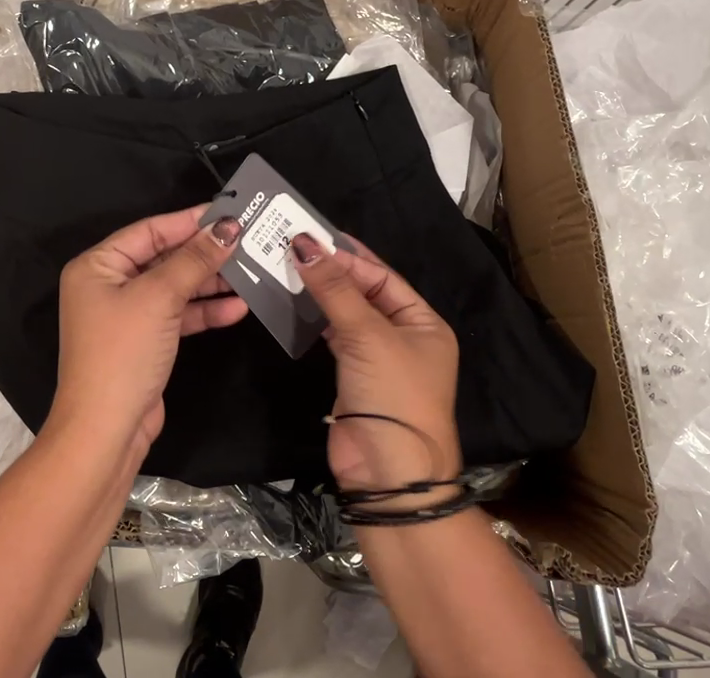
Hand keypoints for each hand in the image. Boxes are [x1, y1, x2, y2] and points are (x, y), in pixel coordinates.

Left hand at [51, 206, 247, 458]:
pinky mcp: (146, 341)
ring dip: (210, 282)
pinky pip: (178, 315)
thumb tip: (228, 227)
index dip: (188, 221)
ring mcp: (127, 315)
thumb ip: (194, 260)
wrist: (106, 429)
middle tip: (247, 239)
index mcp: (97, 265)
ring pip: (175, 287)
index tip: (229, 212)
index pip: (148, 230)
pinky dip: (205, 311)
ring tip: (251, 270)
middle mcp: (108, 285)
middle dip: (203, 252)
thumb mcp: (159, 298)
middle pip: (163, 257)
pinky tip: (238, 307)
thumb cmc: (123, 352)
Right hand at [291, 235, 461, 499]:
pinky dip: (315, 322)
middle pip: (365, 294)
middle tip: (292, 248)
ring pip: (347, 316)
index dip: (348, 257)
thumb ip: (334, 289)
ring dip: (321, 296)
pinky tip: (293, 307)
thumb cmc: (392, 393)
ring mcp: (378, 360)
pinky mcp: (353, 378)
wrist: (388, 472)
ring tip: (286, 270)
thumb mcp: (367, 335)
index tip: (311, 238)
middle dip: (332, 273)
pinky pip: (334, 339)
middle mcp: (404, 337)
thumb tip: (303, 243)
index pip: (383, 277)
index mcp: (423, 323)